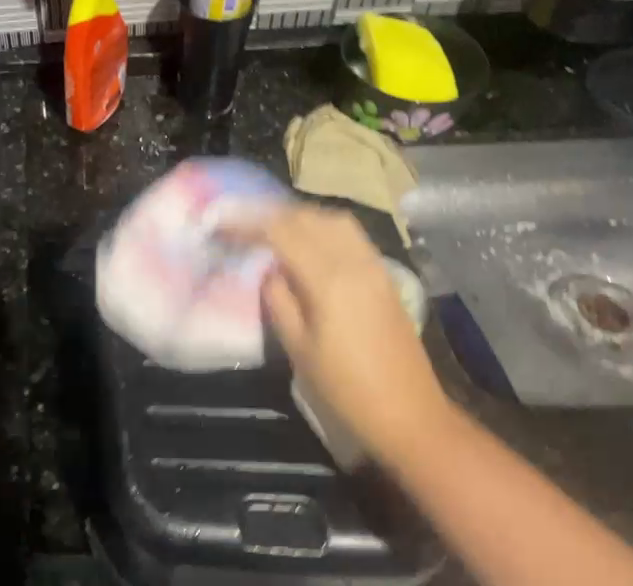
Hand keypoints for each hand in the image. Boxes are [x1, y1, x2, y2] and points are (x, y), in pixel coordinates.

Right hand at [247, 205, 453, 461]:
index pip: (280, 231)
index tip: (220, 224)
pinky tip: (306, 245)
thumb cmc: (346, 389)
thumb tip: (268, 269)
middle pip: (307, 217)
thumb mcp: (297, 347)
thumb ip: (277, 298)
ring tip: (272, 231)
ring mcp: (375, 267)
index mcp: (329, 280)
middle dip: (270, 214)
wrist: (412, 417)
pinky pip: (349, 235)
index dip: (246, 222)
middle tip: (242, 226)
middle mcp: (355, 262)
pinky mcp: (385, 277)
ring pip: (332, 220)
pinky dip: (322, 228)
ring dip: (298, 217)